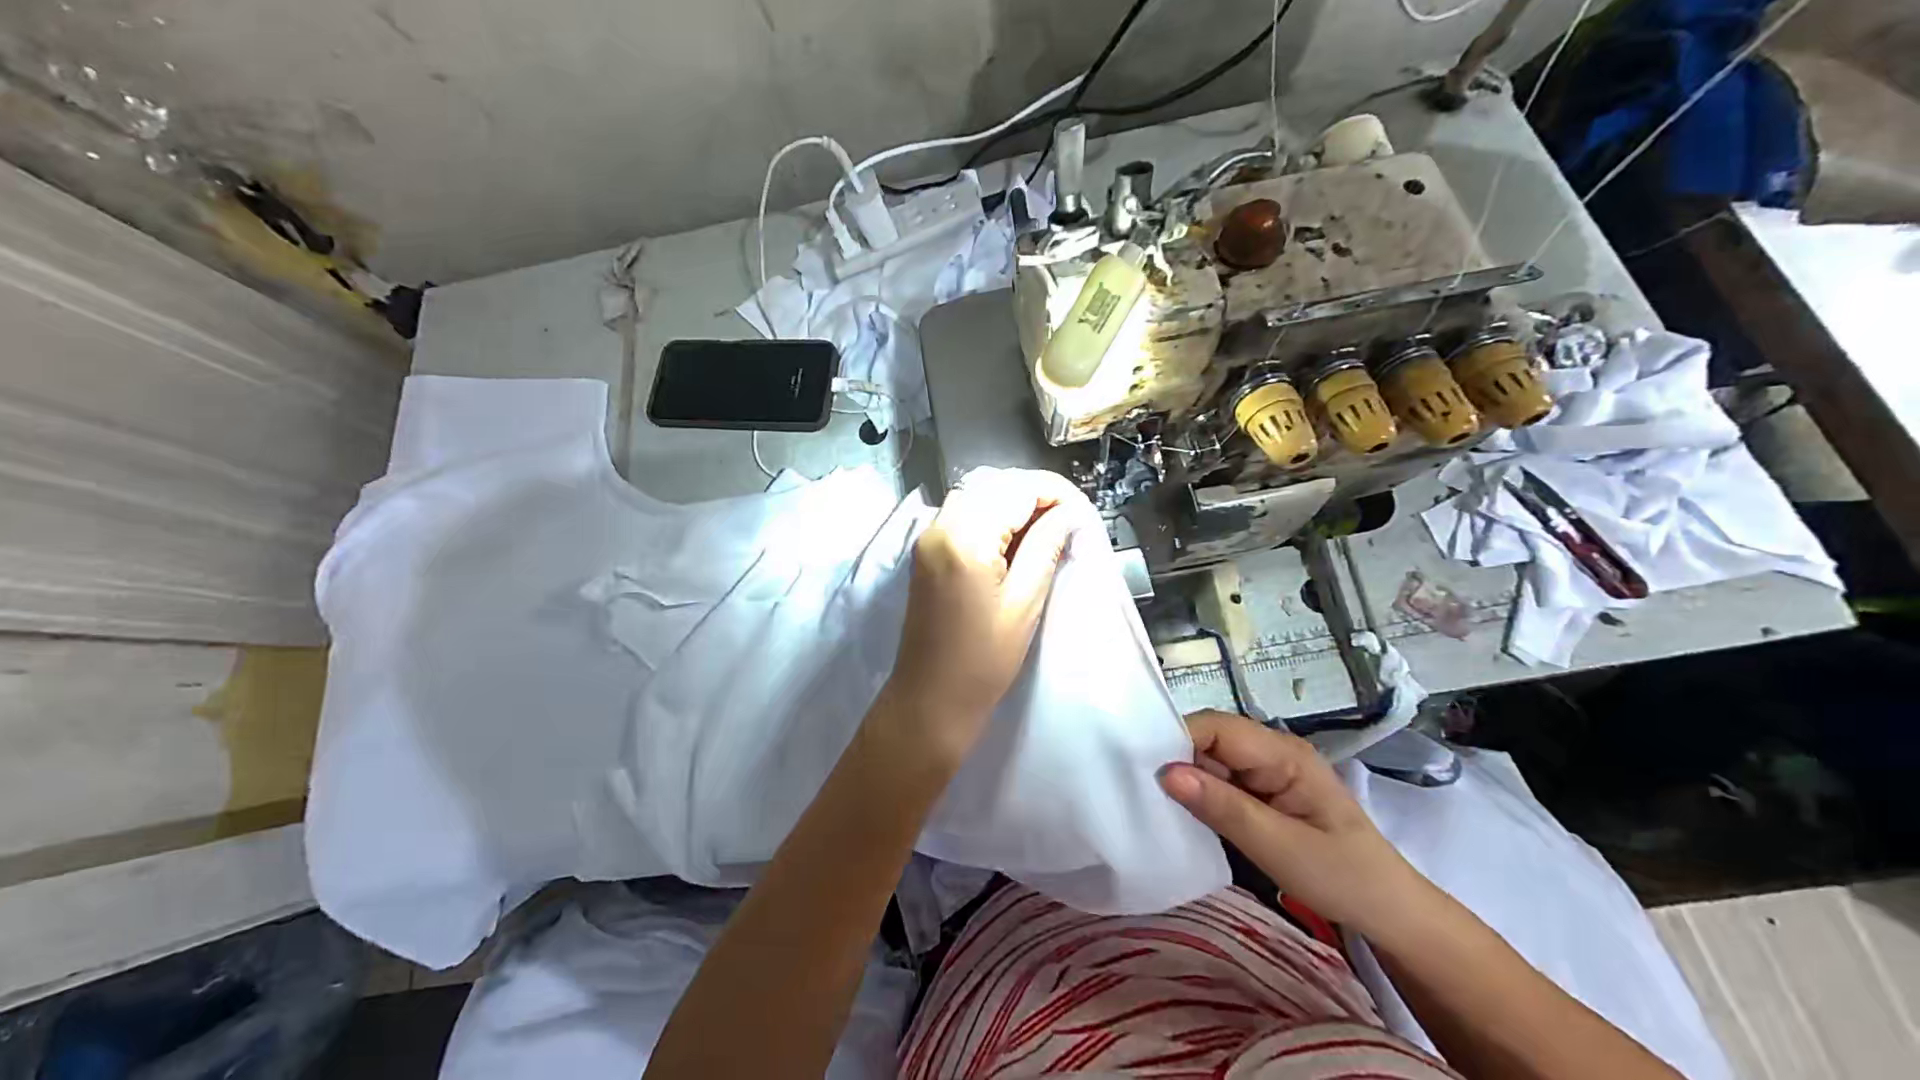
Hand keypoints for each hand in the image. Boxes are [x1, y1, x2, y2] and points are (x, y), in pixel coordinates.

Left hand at [877, 468, 1084, 764]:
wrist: (931, 698)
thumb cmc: (984, 660)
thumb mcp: (1025, 602)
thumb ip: (1046, 547)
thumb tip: (1069, 514)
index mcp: (965, 537)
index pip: (1016, 489)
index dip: (1055, 493)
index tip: (1083, 511)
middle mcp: (940, 527)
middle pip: (994, 485)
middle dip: (1035, 494)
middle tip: (1069, 520)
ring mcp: (928, 538)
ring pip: (977, 495)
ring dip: (1012, 502)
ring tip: (1046, 529)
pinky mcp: (926, 553)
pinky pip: (962, 515)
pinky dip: (991, 515)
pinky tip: (1014, 539)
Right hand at [1159, 710, 1432, 934]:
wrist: (1390, 913)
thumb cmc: (1342, 877)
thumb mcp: (1279, 847)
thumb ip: (1222, 807)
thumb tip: (1165, 773)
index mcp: (1283, 754)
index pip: (1217, 728)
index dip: (1178, 740)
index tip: (1145, 771)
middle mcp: (1272, 752)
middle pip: (1210, 740)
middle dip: (1177, 760)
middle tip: (1144, 791)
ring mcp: (1267, 772)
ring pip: (1211, 761)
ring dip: (1187, 780)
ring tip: (1156, 803)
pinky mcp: (1262, 793)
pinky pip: (1220, 782)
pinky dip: (1201, 796)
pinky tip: (1183, 814)